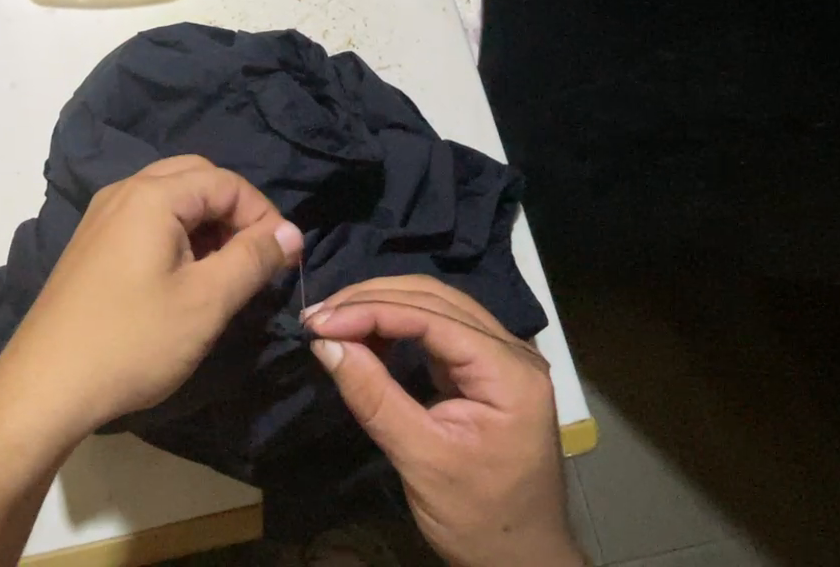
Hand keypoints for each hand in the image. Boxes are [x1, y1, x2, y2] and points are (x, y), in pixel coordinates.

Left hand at [0, 155, 302, 444]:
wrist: (46, 385)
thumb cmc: (132, 341)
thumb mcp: (206, 302)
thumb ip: (253, 258)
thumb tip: (290, 231)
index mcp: (151, 195)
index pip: (226, 181)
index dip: (263, 215)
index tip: (283, 260)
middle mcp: (123, 191)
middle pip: (195, 177)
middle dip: (233, 210)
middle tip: (254, 257)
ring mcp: (102, 215)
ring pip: (169, 196)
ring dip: (205, 222)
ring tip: (224, 271)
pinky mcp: (92, 242)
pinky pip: (146, 217)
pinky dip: (176, 233)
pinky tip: (184, 276)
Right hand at [306, 276, 582, 566]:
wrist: (521, 563)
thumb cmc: (479, 519)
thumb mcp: (422, 461)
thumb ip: (375, 397)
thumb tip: (324, 343)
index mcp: (509, 372)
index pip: (432, 317)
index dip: (370, 311)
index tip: (319, 323)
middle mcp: (510, 350)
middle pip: (433, 297)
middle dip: (370, 300)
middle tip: (318, 316)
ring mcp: (498, 356)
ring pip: (431, 304)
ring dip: (378, 306)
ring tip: (331, 320)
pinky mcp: (481, 367)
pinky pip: (433, 326)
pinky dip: (392, 324)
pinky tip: (362, 334)